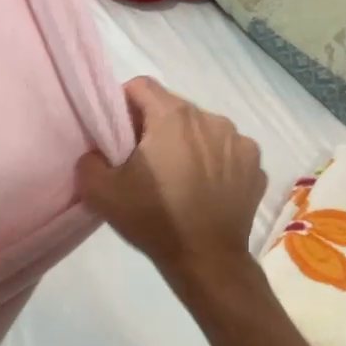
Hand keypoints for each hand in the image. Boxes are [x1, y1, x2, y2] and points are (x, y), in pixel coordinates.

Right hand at [75, 76, 266, 289]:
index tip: (116, 133)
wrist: (206, 260)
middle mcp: (211, 119)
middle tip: (140, 159)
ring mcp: (240, 142)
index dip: (122, 104)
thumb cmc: (152, 219)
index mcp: (173, 118)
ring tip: (176, 176)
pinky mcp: (256, 166)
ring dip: (186, 142)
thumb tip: (99, 152)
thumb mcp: (99, 191)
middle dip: (153, 125)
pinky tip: (203, 189)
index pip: (141, 86)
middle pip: (173, 107)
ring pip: (202, 128)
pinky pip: (226, 152)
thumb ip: (89, 159)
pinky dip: (213, 162)